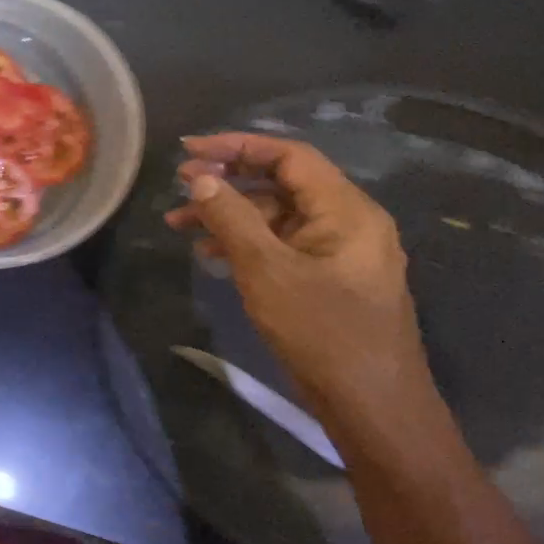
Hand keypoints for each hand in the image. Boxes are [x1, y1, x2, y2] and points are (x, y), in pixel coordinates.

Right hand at [166, 132, 430, 418]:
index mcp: (346, 212)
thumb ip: (230, 218)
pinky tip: (208, 254)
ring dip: (226, 213)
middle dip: (226, 180)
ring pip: (274, 214)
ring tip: (177, 225)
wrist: (366, 396)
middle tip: (177, 185)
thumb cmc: (319, 327)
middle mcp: (347, 223)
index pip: (291, 157)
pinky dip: (240, 239)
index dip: (237, 146)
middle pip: (281, 182)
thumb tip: (199, 178)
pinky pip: (277, 242)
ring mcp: (336, 251)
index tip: (186, 152)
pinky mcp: (323, 276)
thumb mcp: (265, 268)